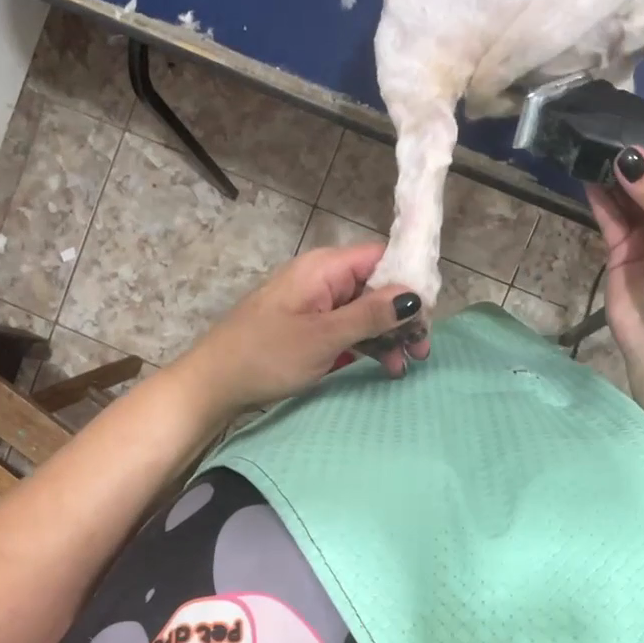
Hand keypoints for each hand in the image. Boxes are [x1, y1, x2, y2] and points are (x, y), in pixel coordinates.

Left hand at [174, 243, 426, 412]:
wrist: (214, 384)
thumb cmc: (267, 356)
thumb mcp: (324, 337)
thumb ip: (370, 315)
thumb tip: (414, 295)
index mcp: (324, 268)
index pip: (381, 258)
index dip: (409, 282)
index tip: (429, 315)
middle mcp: (322, 278)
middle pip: (376, 286)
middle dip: (402, 316)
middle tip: (423, 350)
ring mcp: (314, 304)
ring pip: (365, 311)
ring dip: (388, 336)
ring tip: (404, 366)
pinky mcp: (309, 328)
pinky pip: (347, 328)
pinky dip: (366, 345)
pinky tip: (384, 366)